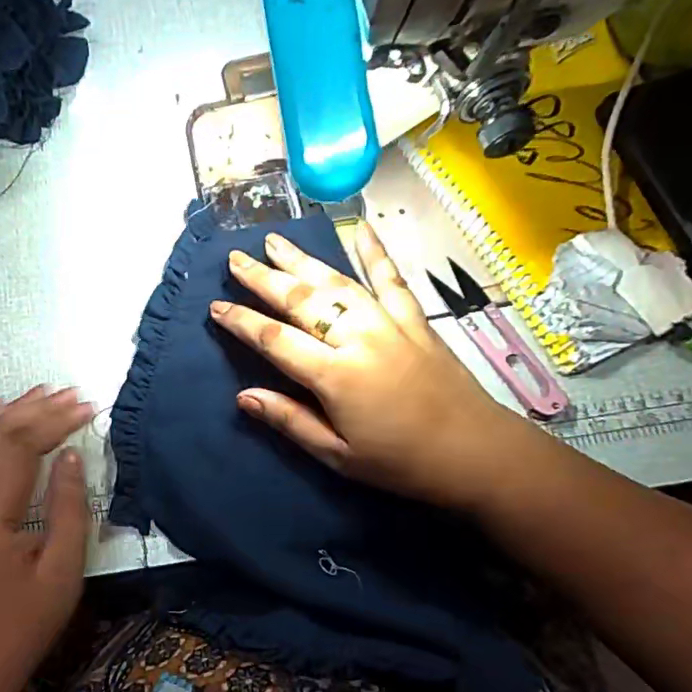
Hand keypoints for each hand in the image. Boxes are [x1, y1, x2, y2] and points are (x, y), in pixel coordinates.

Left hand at [0, 386, 93, 691]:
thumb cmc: (24, 622)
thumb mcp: (63, 572)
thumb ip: (68, 508)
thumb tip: (70, 455)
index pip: (20, 447)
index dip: (55, 421)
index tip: (87, 407)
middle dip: (35, 410)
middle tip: (70, 393)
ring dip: (6, 413)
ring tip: (41, 393)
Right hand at [210, 222, 531, 511]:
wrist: (474, 452)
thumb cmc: (400, 463)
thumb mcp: (337, 455)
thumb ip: (290, 421)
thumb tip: (244, 396)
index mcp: (334, 375)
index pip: (274, 340)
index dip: (241, 322)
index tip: (216, 307)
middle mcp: (357, 338)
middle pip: (302, 300)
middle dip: (264, 278)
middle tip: (235, 260)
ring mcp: (389, 324)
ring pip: (337, 282)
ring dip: (303, 260)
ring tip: (275, 241)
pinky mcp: (415, 321)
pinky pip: (391, 279)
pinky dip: (375, 252)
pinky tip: (361, 228)